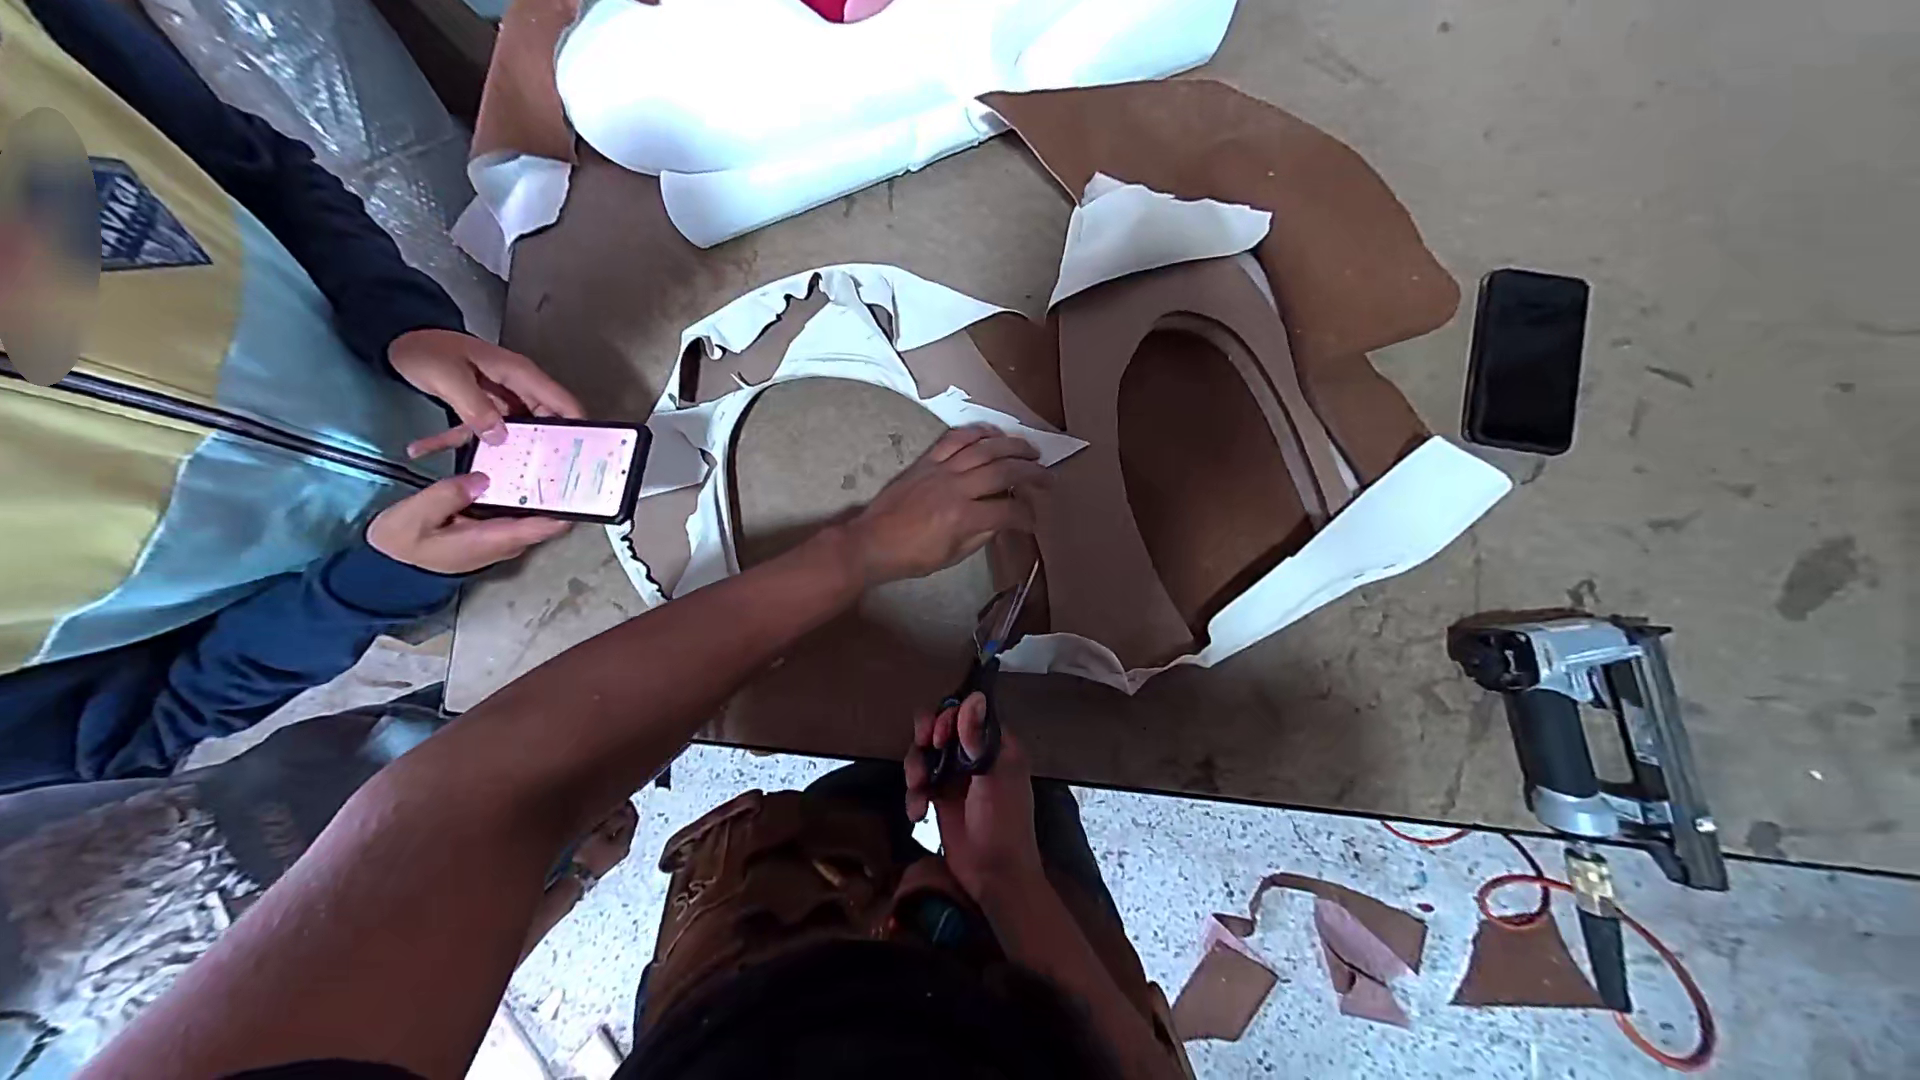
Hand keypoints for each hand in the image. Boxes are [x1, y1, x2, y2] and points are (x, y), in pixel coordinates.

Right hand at [367, 473, 569, 573]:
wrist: (393, 561)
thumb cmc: (404, 542)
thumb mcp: (414, 516)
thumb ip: (448, 495)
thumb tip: (483, 478)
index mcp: (496, 539)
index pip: (546, 526)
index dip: (568, 508)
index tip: (580, 486)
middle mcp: (511, 539)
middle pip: (548, 516)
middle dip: (559, 492)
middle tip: (567, 459)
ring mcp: (507, 535)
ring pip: (536, 511)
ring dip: (544, 490)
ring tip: (553, 457)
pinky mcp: (499, 529)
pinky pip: (521, 511)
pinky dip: (524, 493)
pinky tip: (526, 467)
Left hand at [387, 329, 585, 458]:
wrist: (396, 334)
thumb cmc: (426, 349)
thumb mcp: (448, 377)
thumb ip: (475, 407)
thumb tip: (500, 437)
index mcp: (522, 376)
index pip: (565, 404)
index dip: (578, 429)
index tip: (580, 456)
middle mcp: (520, 389)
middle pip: (548, 423)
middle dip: (548, 448)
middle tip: (546, 476)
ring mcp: (502, 400)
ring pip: (519, 431)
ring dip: (509, 451)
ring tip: (502, 475)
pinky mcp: (484, 408)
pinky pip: (486, 430)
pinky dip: (467, 442)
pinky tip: (433, 451)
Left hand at [843, 424, 1048, 586]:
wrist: (873, 542)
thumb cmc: (912, 556)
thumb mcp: (953, 555)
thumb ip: (983, 535)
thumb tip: (1004, 520)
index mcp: (964, 517)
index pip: (1009, 510)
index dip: (1028, 515)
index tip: (1034, 520)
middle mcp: (956, 487)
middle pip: (1004, 470)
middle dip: (1032, 472)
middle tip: (1048, 477)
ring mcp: (941, 469)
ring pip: (985, 447)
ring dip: (1012, 446)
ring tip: (1030, 451)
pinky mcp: (927, 461)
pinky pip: (956, 438)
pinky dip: (978, 433)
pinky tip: (993, 435)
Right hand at [903, 692, 1044, 904]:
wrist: (994, 877)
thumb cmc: (1004, 824)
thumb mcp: (994, 777)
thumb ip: (979, 739)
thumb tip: (974, 698)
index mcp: (997, 745)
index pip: (967, 713)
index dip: (949, 718)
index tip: (938, 736)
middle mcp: (975, 755)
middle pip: (940, 729)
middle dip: (926, 738)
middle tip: (924, 748)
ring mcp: (956, 776)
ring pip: (924, 754)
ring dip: (915, 767)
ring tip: (919, 788)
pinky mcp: (940, 797)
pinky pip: (918, 784)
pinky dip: (913, 795)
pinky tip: (918, 812)